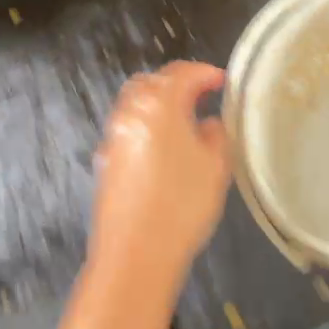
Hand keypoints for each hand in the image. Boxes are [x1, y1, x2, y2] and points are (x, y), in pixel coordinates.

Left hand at [89, 61, 230, 272]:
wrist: (134, 255)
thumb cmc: (182, 203)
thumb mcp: (216, 166)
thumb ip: (216, 135)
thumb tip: (207, 123)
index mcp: (160, 103)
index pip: (183, 73)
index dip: (205, 72)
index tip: (222, 81)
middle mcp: (131, 112)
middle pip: (153, 81)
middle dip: (177, 81)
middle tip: (200, 93)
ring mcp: (114, 136)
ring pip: (135, 103)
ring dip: (157, 101)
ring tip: (181, 118)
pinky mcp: (105, 161)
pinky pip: (128, 128)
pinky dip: (145, 124)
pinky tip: (161, 147)